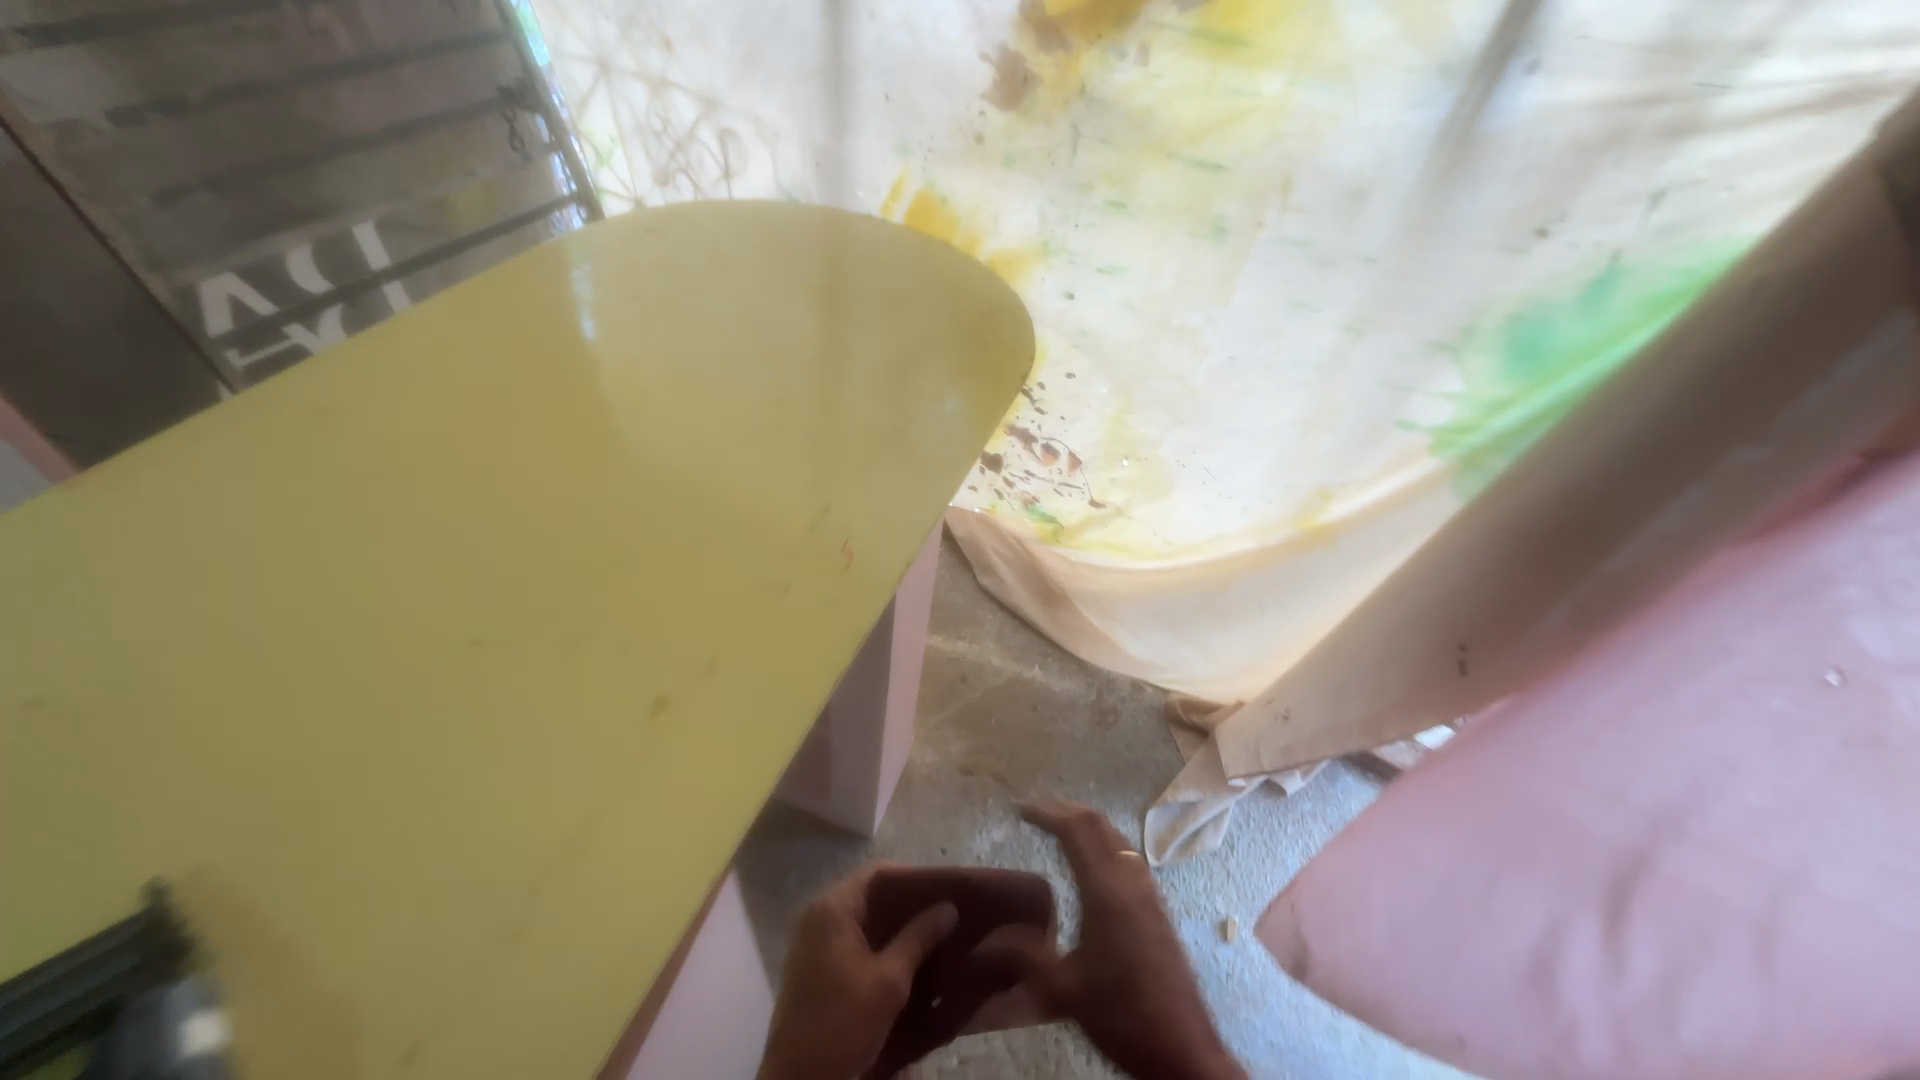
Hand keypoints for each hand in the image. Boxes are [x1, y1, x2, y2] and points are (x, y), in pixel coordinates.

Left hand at [758, 863, 958, 1079]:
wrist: (800, 1079)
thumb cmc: (843, 1023)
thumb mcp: (889, 981)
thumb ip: (919, 938)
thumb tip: (948, 908)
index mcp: (831, 909)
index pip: (877, 874)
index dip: (913, 878)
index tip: (945, 889)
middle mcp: (817, 915)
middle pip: (869, 893)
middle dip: (907, 902)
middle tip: (945, 911)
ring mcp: (812, 940)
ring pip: (862, 918)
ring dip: (895, 924)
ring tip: (934, 931)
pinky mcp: (815, 964)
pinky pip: (852, 938)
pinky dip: (880, 942)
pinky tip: (909, 955)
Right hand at [975, 801, 1246, 1079]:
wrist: (1182, 1048)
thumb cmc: (1121, 1016)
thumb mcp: (1062, 990)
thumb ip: (1024, 957)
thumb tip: (985, 941)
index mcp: (1106, 892)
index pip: (1076, 831)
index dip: (1047, 813)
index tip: (1020, 811)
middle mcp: (1131, 882)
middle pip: (1099, 825)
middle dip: (1066, 811)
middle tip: (1036, 813)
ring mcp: (1149, 894)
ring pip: (1118, 839)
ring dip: (1088, 826)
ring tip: (1060, 830)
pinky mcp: (1158, 909)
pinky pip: (1128, 857)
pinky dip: (1104, 844)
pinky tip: (1092, 866)